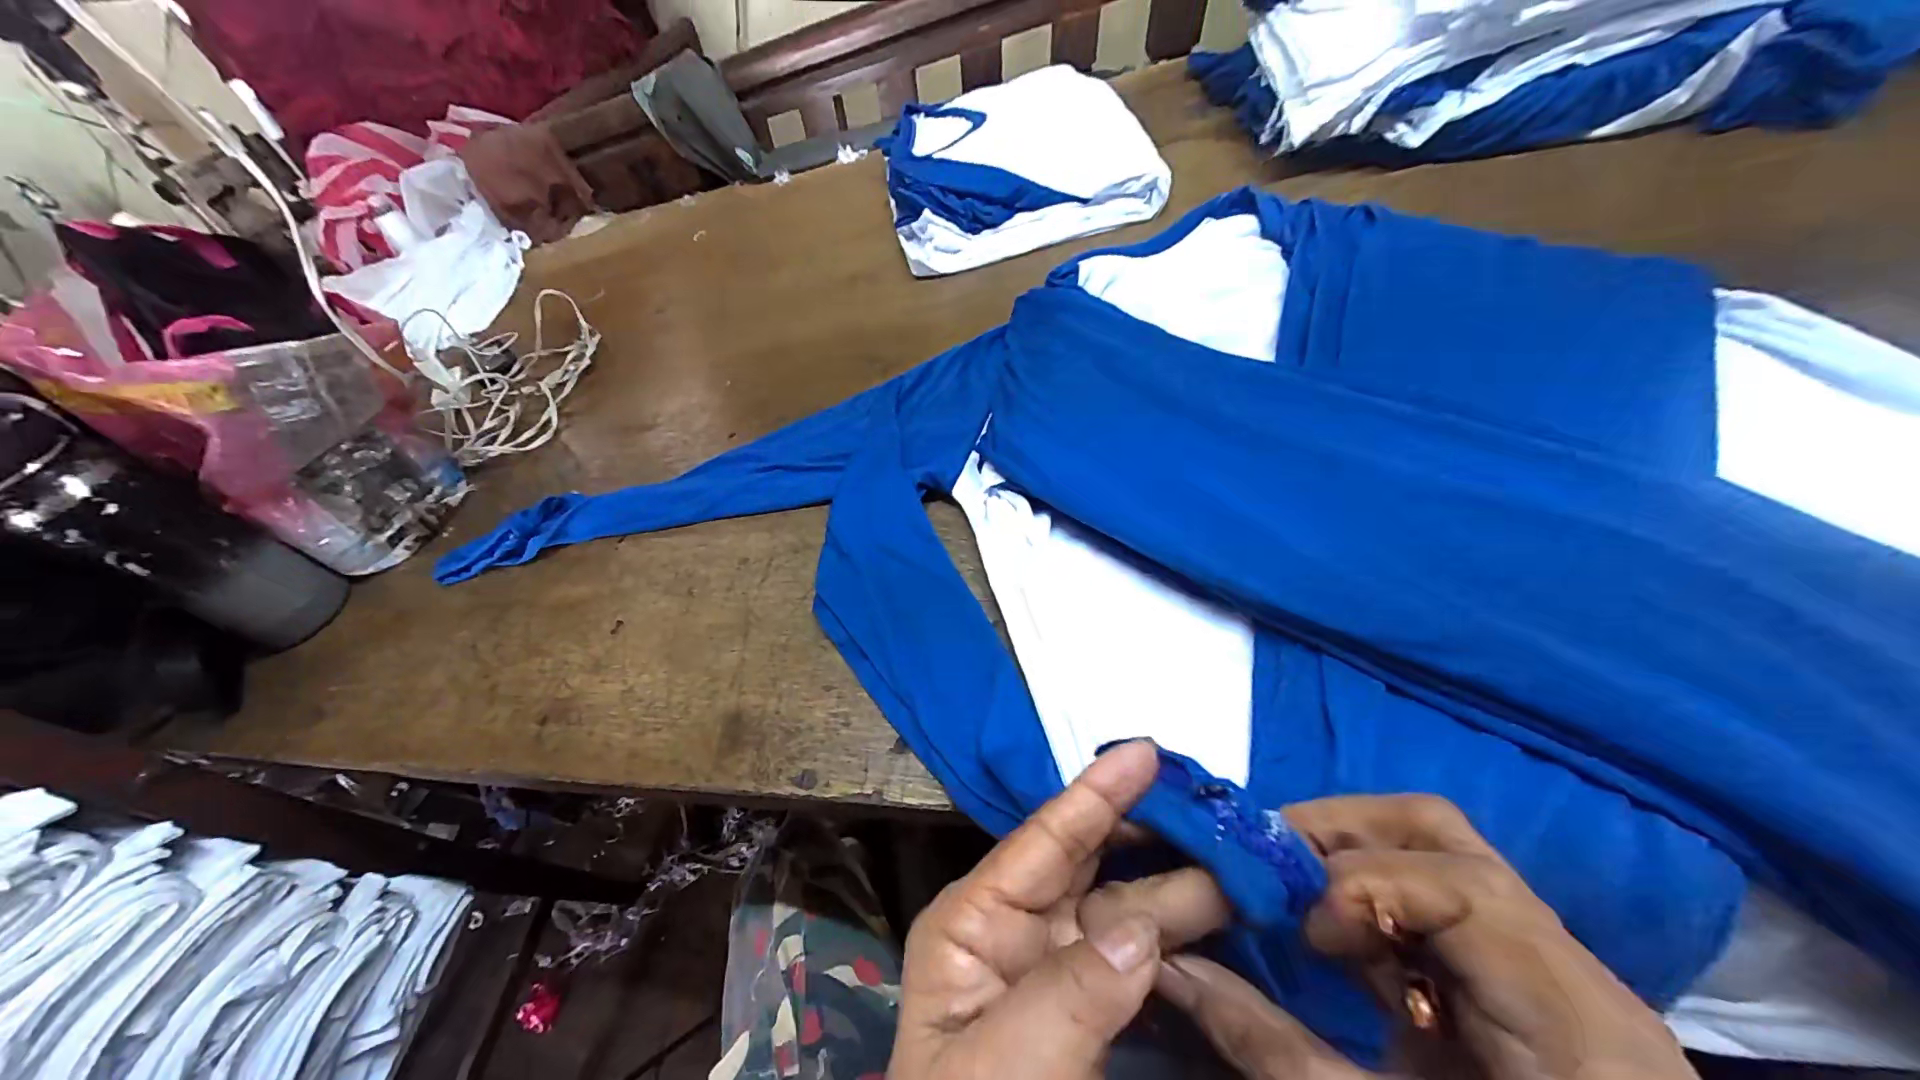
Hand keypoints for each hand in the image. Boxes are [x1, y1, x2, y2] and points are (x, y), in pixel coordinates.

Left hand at [887, 740, 1231, 1079]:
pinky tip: (1224, 917)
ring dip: (1182, 883)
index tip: (1147, 751)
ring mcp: (1057, 967)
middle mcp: (1017, 929)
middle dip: (1151, 832)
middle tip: (1216, 807)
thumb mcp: (1004, 1063)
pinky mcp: (1094, 1009)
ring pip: (1126, 907)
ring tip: (1245, 862)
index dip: (1097, 793)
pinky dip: (1181, 936)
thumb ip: (1070, 992)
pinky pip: (1142, 958)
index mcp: (977, 921)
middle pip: (1091, 863)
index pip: (1044, 840)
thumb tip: (1141, 929)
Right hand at [1155, 794, 1697, 1079]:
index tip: (1306, 938)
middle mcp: (1571, 967)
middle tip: (1275, 876)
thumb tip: (1172, 968)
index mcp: (1562, 1020)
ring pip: (1441, 845)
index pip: (1458, 886)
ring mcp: (1556, 962)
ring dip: (1350, 853)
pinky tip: (1344, 943)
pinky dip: (1374, 893)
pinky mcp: (1529, 972)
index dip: (1361, 888)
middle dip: (1339, 835)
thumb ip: (1268, 1046)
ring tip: (1299, 898)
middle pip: (1442, 833)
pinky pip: (1439, 888)